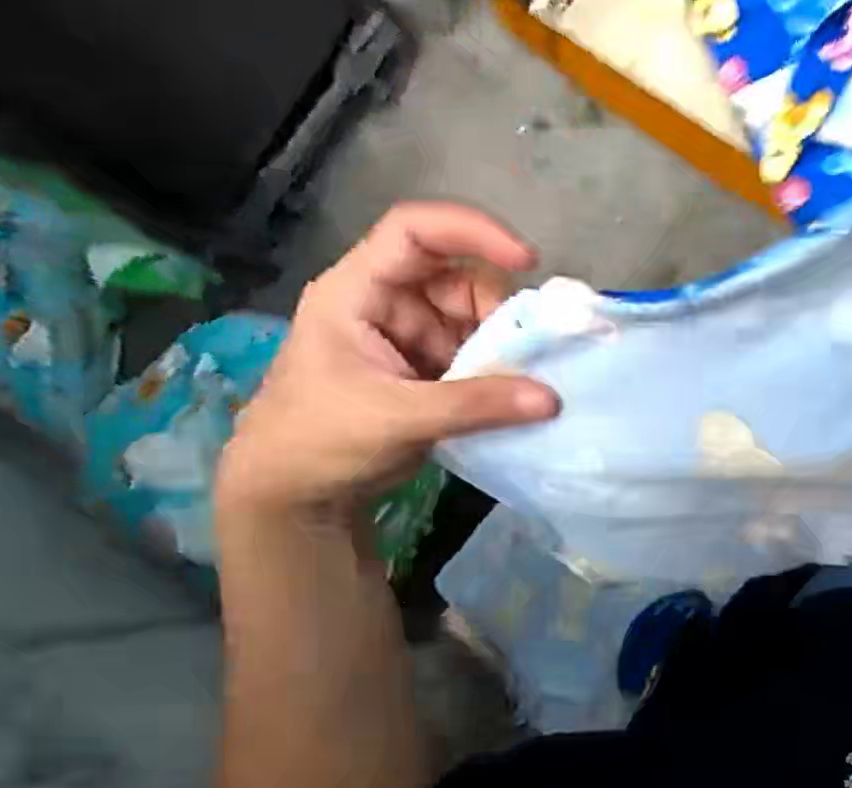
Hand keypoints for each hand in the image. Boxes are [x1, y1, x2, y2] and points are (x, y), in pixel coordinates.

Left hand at [216, 203, 559, 525]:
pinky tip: (517, 397)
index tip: (526, 260)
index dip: (470, 231)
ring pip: (474, 323)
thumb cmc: (321, 439)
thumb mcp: (397, 418)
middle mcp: (389, 304)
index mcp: (359, 291)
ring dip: (504, 347)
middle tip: (529, 352)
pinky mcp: (431, 374)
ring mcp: (412, 340)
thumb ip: (474, 406)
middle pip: (457, 278)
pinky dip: (501, 374)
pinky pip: (477, 359)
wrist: (299, 492)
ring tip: (526, 382)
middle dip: (498, 310)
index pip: (414, 232)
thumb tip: (551, 398)